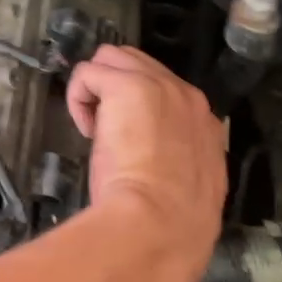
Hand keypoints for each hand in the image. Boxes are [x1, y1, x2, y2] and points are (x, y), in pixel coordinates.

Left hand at [66, 45, 224, 280]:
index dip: (139, 108)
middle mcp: (183, 94)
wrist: (159, 223)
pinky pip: (86, 73)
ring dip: (95, 85)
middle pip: (135, 63)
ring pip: (109, 58)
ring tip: (95, 125)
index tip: (129, 137)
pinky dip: (77, 97)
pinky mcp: (124, 84)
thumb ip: (185, 156)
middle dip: (113, 86)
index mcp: (204, 121)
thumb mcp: (197, 185)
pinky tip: (86, 129)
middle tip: (106, 124)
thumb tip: (167, 154)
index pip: (163, 90)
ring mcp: (155, 84)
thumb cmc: (173, 220)